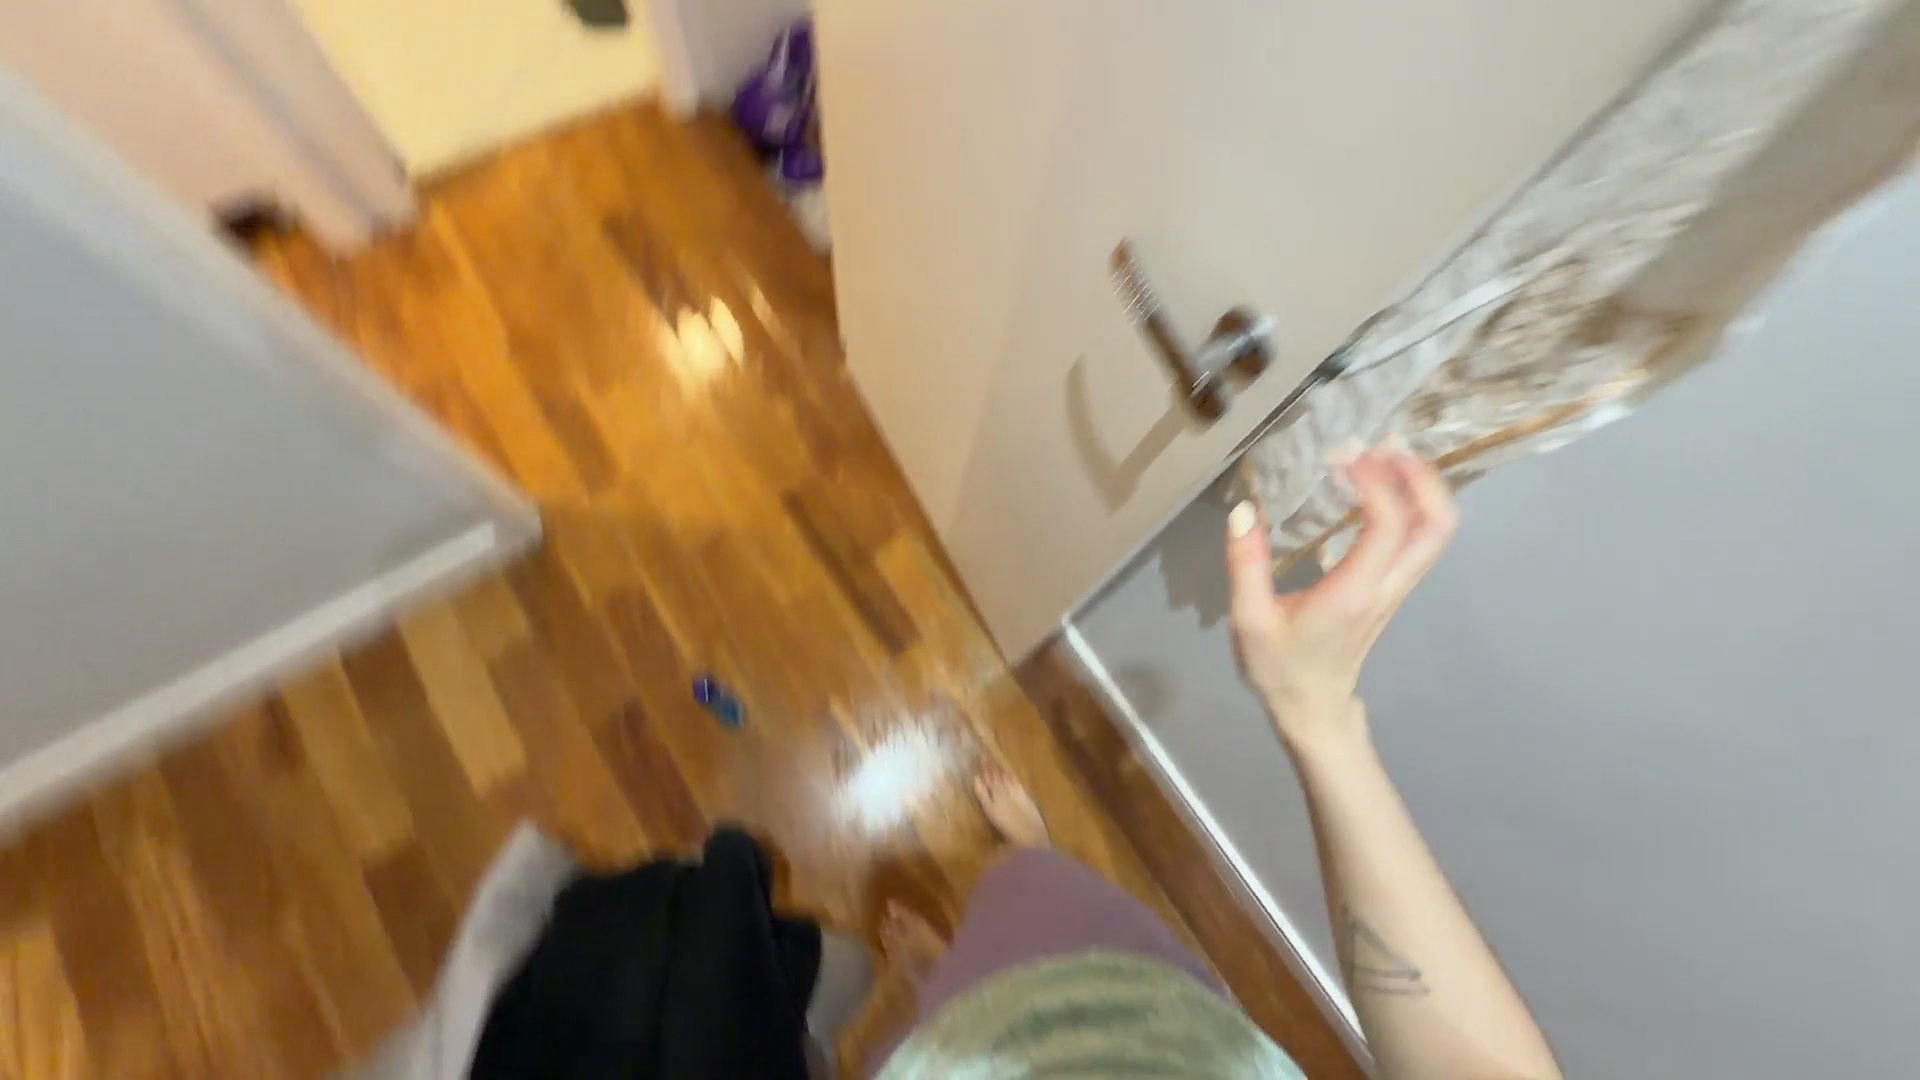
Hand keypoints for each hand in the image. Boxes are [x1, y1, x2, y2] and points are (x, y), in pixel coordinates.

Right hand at [1225, 446, 1458, 748]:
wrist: (1313, 710)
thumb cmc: (1280, 668)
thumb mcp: (1249, 620)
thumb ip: (1246, 565)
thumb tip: (1243, 510)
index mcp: (1354, 591)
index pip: (1386, 524)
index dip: (1373, 481)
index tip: (1341, 454)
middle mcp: (1387, 586)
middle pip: (1436, 524)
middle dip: (1419, 477)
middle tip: (1384, 445)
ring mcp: (1396, 589)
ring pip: (1436, 532)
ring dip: (1421, 489)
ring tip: (1387, 457)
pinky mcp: (1391, 590)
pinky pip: (1420, 540)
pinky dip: (1413, 507)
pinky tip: (1381, 490)